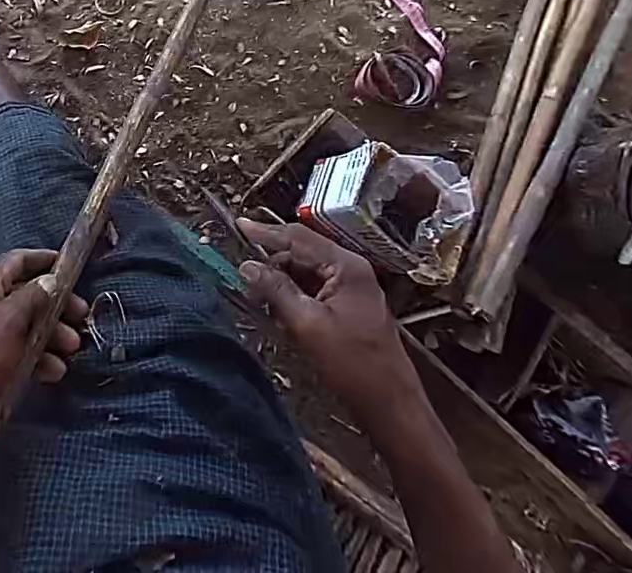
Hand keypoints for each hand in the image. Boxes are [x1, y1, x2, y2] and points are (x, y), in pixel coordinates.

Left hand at [0, 249, 87, 450]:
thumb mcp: (8, 322)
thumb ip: (34, 296)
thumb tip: (52, 280)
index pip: (21, 259)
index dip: (49, 262)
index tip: (77, 272)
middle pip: (28, 293)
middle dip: (57, 306)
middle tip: (82, 319)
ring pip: (25, 325)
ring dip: (51, 335)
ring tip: (71, 351)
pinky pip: (16, 352)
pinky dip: (36, 358)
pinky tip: (52, 373)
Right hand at [236, 219, 418, 421]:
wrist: (391, 404)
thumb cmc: (354, 364)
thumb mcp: (308, 325)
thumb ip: (277, 291)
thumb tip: (248, 267)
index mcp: (346, 265)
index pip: (299, 238)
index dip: (267, 232)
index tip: (240, 226)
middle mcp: (350, 269)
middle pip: (303, 253)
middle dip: (272, 262)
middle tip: (244, 276)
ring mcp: (351, 287)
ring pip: (307, 272)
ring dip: (282, 281)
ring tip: (258, 296)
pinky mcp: (348, 307)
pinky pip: (314, 290)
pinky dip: (294, 296)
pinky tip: (279, 311)